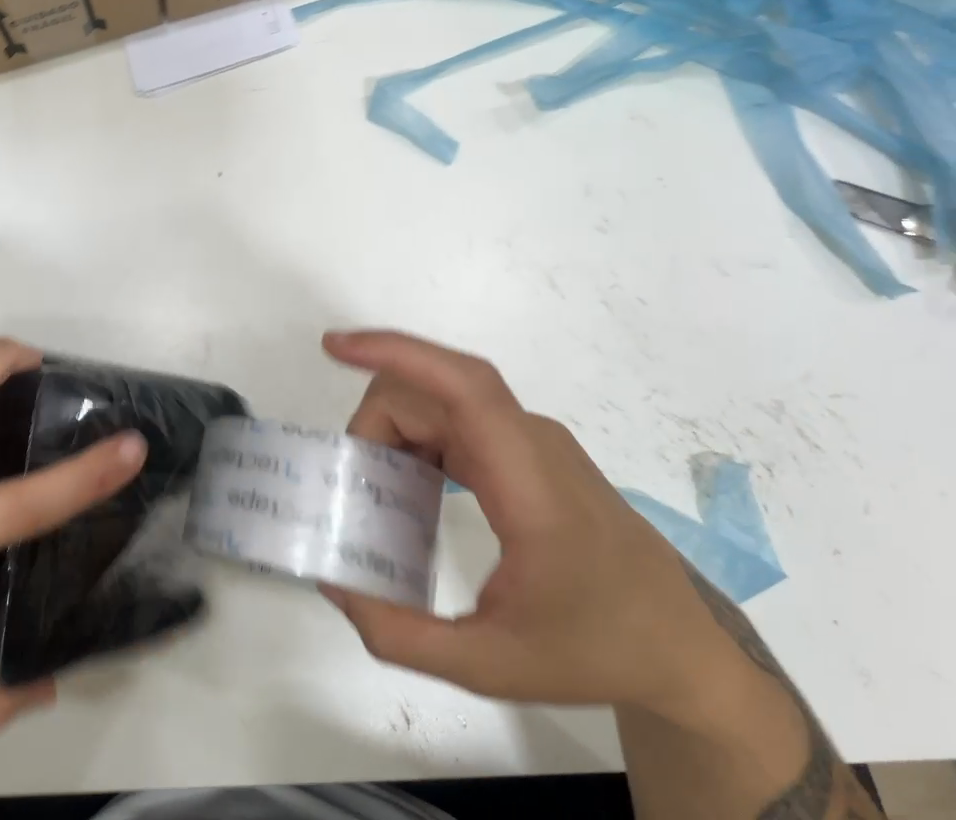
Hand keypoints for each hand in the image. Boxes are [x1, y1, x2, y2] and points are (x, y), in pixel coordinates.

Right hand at [318, 330, 756, 721]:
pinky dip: (410, 444)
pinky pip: (451, 422)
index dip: (397, 354)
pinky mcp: (527, 453)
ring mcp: (534, 446)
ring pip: (435, 402)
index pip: (466, 390)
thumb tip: (332, 581)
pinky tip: (404, 495)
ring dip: (387, 436)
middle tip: (350, 494)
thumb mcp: (487, 667)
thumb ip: (397, 634)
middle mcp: (534, 448)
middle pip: (428, 393)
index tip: (336, 347)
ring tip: (375, 501)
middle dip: (371, 428)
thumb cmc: (593, 654)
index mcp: (533, 491)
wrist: (682, 651)